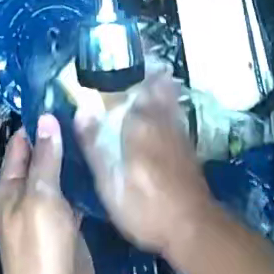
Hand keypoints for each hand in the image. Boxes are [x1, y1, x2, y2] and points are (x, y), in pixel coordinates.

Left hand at [0, 115, 92, 273]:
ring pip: (59, 174)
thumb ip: (45, 158)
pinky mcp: (66, 226)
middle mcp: (24, 195)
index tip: (63, 93)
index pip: (21, 142)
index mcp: (9, 187)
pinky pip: (73, 194)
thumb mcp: (42, 197)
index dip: (38, 119)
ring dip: (72, 156)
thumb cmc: (40, 250)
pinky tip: (102, 163)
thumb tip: (46, 118)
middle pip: (41, 156)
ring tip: (98, 126)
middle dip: (59, 135)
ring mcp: (46, 212)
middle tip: (89, 106)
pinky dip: (83, 179)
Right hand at [74, 63, 214, 257]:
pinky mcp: (186, 143)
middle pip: (155, 81)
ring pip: (167, 93)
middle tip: (130, 51)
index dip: (124, 62)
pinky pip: (173, 107)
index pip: (131, 81)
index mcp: (139, 121)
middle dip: (144, 64)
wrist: (192, 228)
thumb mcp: (109, 182)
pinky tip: (159, 102)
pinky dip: (166, 97)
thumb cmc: (145, 205)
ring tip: (145, 68)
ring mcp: (177, 129)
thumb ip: (94, 144)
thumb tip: (81, 110)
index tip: (112, 46)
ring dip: (157, 78)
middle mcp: (161, 117)